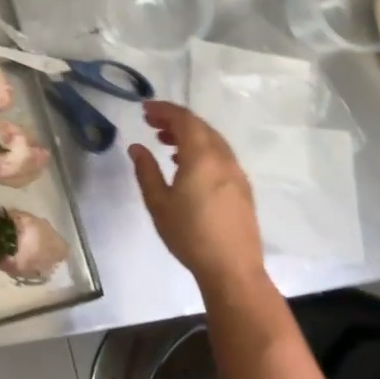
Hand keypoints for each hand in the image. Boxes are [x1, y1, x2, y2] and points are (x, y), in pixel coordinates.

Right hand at [129, 102, 265, 291]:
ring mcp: (237, 173)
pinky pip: (221, 156)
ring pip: (213, 141)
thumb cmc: (189, 234)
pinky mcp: (242, 188)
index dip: (164, 110)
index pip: (184, 120)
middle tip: (152, 123)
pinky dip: (202, 150)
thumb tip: (137, 147)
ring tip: (167, 143)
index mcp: (202, 157)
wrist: (232, 269)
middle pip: (201, 127)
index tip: (144, 110)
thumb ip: (146, 170)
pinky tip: (188, 165)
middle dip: (176, 120)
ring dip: (190, 135)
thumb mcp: (158, 203)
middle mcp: (223, 159)